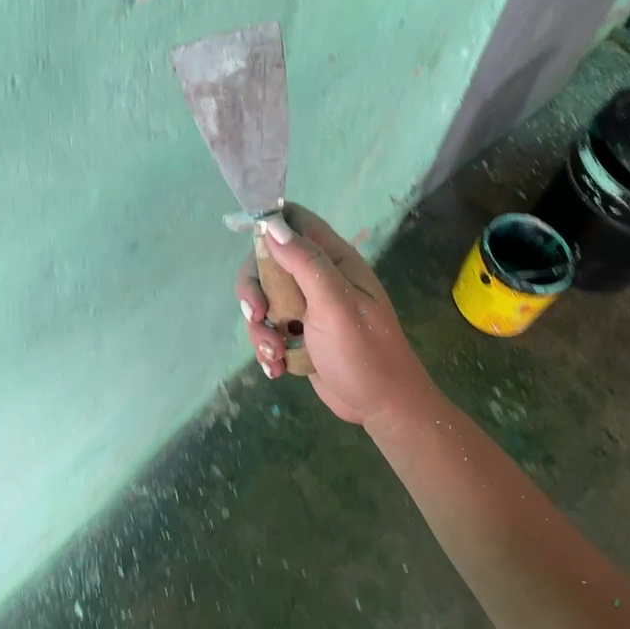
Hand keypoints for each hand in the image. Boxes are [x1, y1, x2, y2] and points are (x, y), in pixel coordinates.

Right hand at [237, 204, 435, 425]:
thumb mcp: (335, 304)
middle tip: (258, 315)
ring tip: (274, 353)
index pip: (295, 220)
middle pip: (267, 263)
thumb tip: (273, 227)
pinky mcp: (299, 333)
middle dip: (255, 290)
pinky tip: (276, 366)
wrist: (381, 407)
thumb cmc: (365, 352)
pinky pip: (269, 328)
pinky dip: (266, 346)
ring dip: (260, 328)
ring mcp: (307, 306)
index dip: (269, 224)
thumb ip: (305, 263)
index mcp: (333, 259)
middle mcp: (318, 277)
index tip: (248, 243)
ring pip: (264, 299)